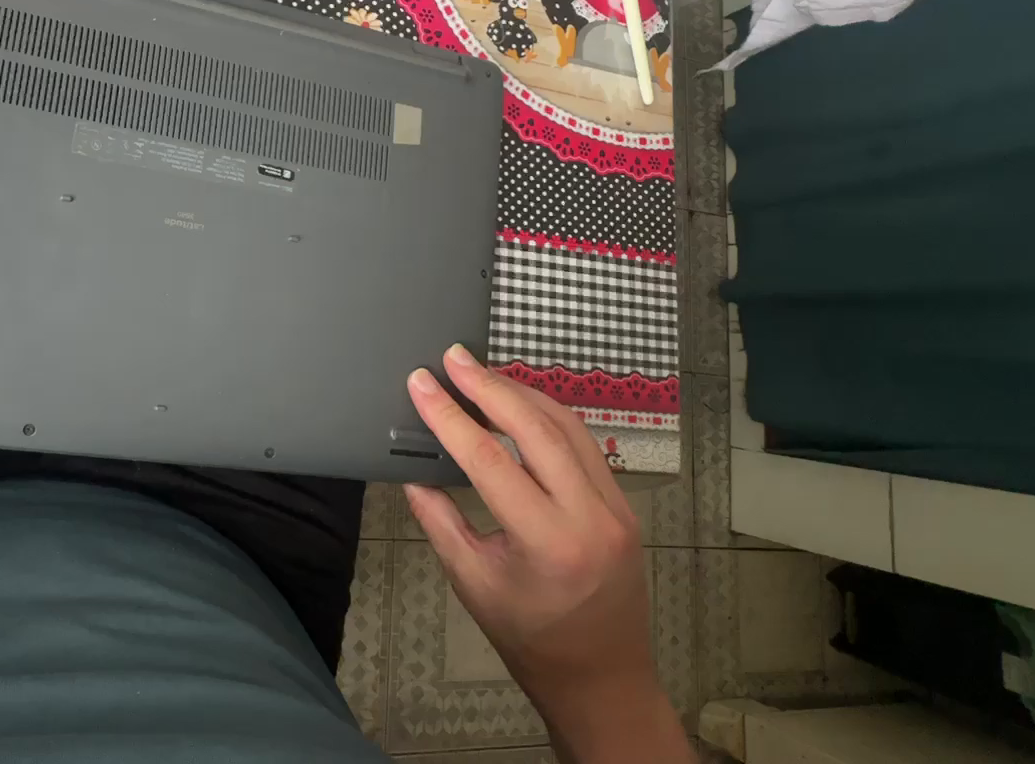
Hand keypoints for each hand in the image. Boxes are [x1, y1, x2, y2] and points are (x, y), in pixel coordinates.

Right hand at [405, 345, 688, 762]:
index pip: (490, 460)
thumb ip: (438, 519)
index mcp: (548, 543)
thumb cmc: (529, 639)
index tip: (421, 382)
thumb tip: (412, 470)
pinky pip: (583, 443)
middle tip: (453, 355)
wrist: (604, 679)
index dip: (450, 416)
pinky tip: (516, 401)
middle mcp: (591, 516)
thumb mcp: (471, 582)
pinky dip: (545, 414)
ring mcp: (616, 506)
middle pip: (537, 428)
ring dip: (520, 391)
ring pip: (568, 426)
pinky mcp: (623, 503)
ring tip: (478, 371)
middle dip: (489, 385)